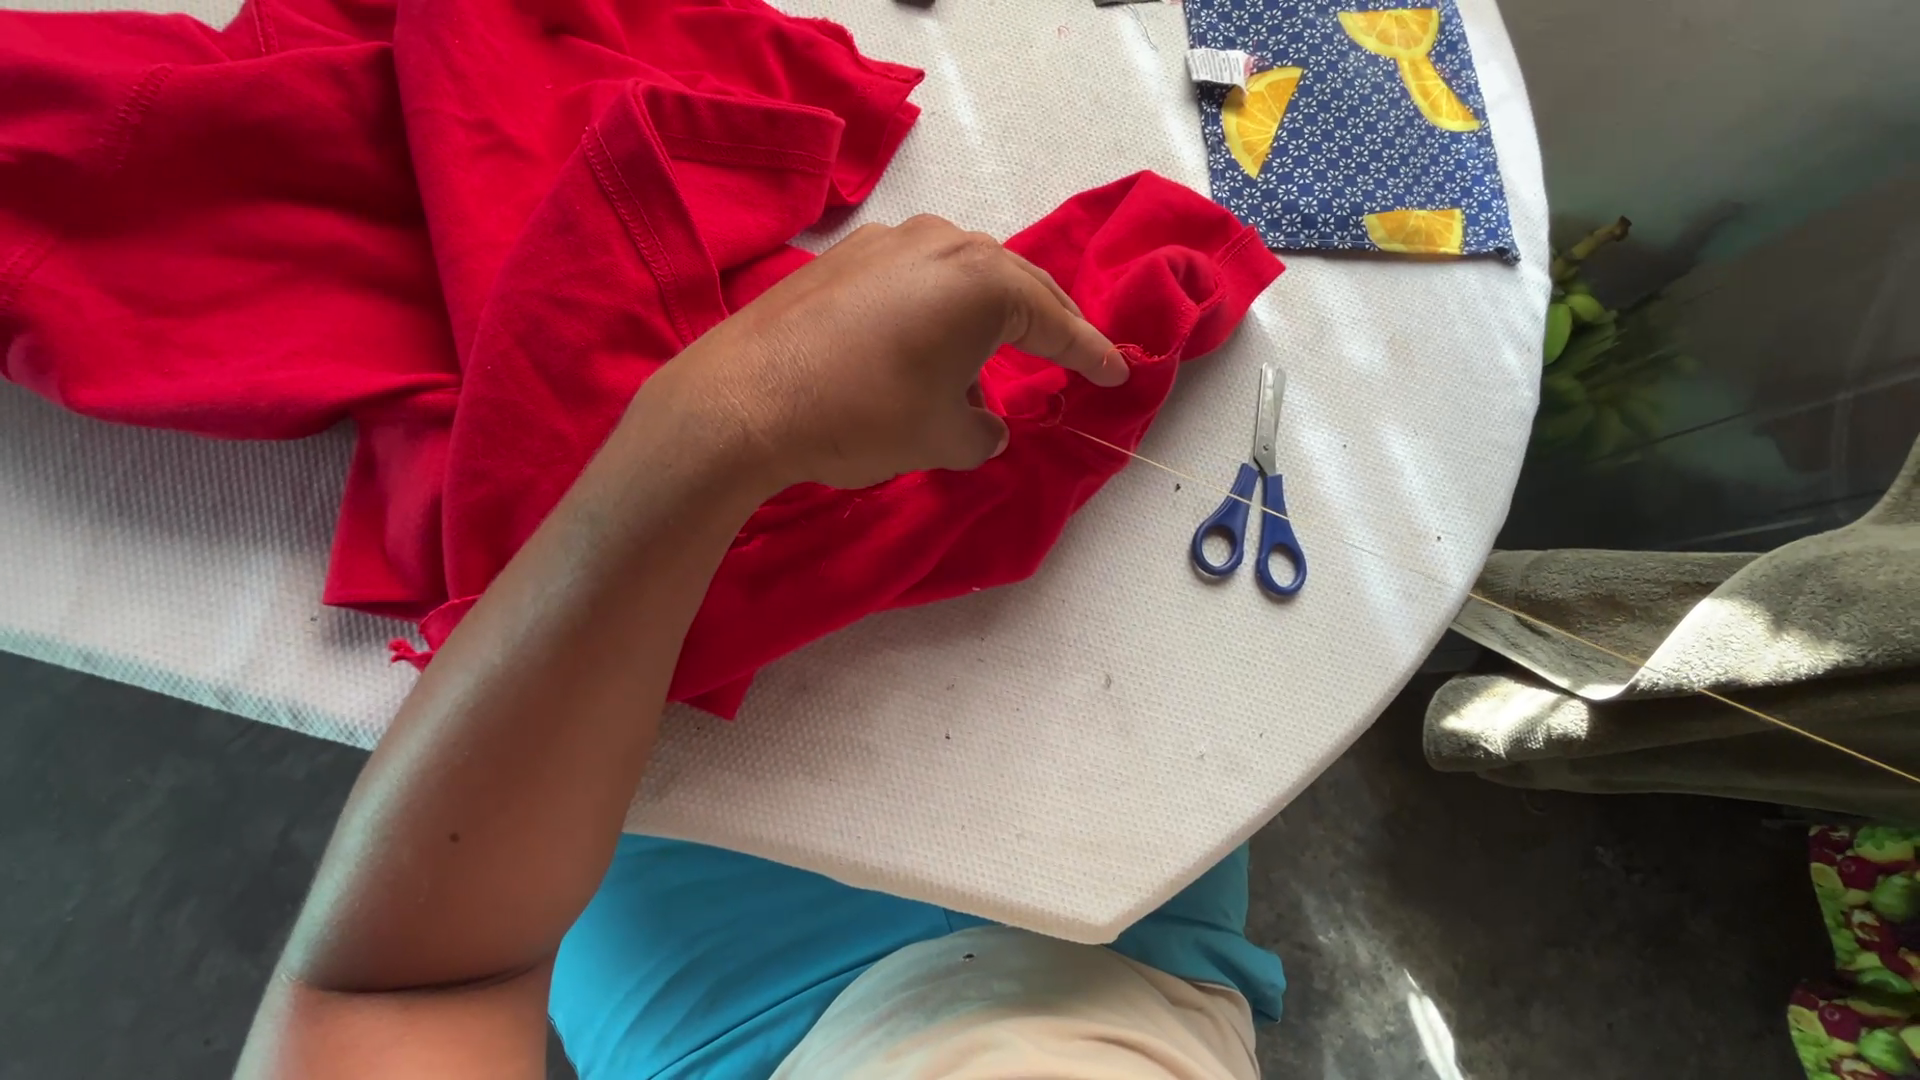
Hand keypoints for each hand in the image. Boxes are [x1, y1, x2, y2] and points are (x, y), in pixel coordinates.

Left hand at [660, 214, 1124, 490]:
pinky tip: (927, 345)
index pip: (1056, 323)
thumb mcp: (941, 439)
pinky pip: (917, 280)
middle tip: (1073, 355)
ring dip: (988, 318)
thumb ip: (982, 432)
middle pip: (1016, 286)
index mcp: (984, 282)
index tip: (1116, 373)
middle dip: (1048, 325)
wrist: (744, 401)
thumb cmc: (862, 418)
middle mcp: (944, 243)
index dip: (1090, 356)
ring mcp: (890, 242)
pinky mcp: (847, 256)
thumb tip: (986, 425)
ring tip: (992, 361)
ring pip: (964, 277)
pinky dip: (939, 311)